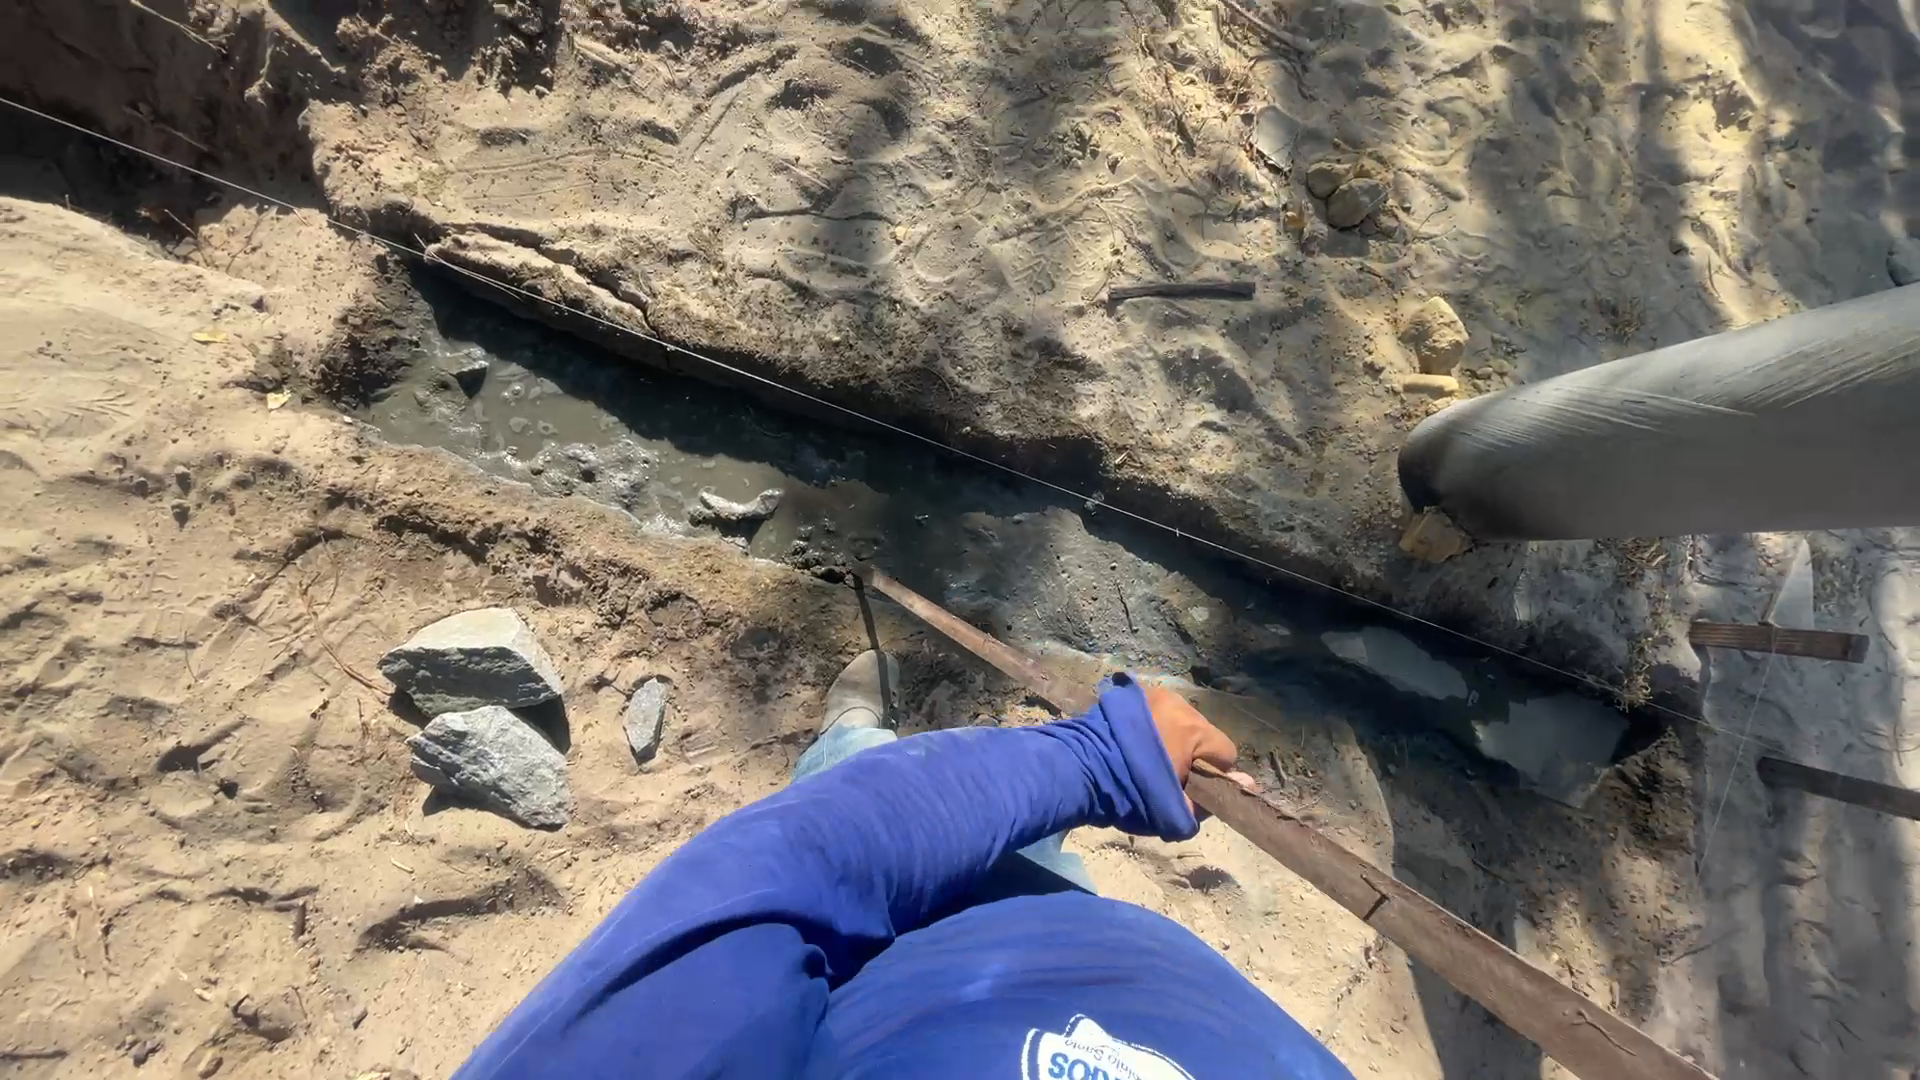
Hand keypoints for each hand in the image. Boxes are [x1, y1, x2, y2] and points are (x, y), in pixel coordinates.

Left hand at [1141, 684, 1256, 814]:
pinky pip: (1154, 711)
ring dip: (1172, 735)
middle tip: (1168, 772)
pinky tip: (1135, 742)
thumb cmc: (1135, 793)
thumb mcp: (1178, 810)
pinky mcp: (1131, 693)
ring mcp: (1152, 694)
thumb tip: (1247, 783)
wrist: (1081, 770)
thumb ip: (1215, 798)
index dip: (1214, 773)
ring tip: (1148, 756)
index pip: (1225, 752)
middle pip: (1202, 731)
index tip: (1193, 785)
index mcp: (1194, 729)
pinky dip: (1152, 725)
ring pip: (1178, 719)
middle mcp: (1178, 703)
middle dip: (1193, 751)